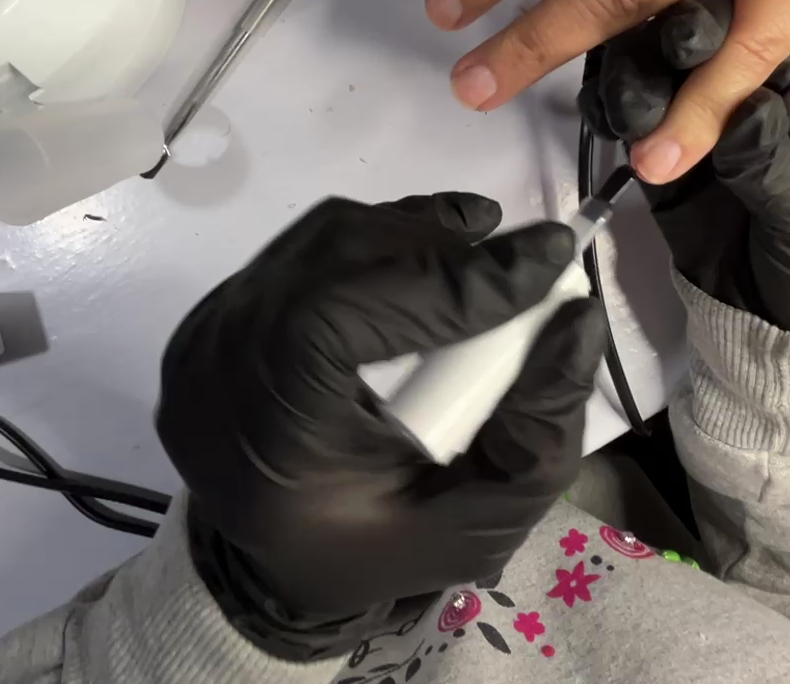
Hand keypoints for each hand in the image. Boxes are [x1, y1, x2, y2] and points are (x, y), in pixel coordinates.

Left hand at [156, 194, 606, 659]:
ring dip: (411, 232)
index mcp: (261, 434)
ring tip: (478, 237)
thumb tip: (579, 319)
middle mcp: (218, 362)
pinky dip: (375, 238)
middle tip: (522, 250)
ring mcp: (210, 326)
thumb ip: (539, 437)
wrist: (276, 555)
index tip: (546, 257)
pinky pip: (308, 245)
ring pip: (324, 237)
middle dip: (439, 248)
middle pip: (331, 259)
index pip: (336, 318)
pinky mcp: (225, 306)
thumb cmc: (377, 547)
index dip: (446, 280)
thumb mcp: (477, 527)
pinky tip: (424, 249)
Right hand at [582, 0, 789, 358]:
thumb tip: (740, 109)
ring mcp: (695, 119)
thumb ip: (773, 163)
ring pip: (650, 71)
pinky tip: (600, 119)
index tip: (683, 42)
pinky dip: (606, 111)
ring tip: (619, 116)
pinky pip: (626, 118)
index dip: (718, 27)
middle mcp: (743, 88)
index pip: (757, 31)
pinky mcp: (658, 153)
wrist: (789, 330)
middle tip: (637, 94)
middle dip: (658, 55)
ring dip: (627, 83)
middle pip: (691, 42)